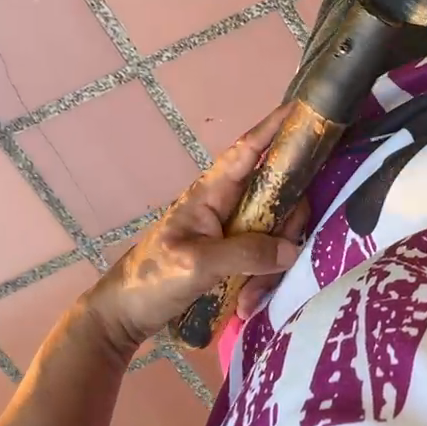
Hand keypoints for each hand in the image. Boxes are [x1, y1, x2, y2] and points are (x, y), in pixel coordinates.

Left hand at [81, 105, 304, 359]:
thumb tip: (291, 250)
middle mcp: (229, 203)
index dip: (276, 126)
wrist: (122, 318)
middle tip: (282, 261)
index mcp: (213, 191)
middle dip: (286, 230)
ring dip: (271, 266)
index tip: (304, 107)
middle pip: (280, 197)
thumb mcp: (197, 264)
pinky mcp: (234, 253)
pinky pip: (265, 256)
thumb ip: (246, 253)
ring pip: (276, 231)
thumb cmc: (151, 280)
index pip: (249, 148)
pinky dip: (261, 280)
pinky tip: (243, 303)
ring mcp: (233, 228)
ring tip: (248, 299)